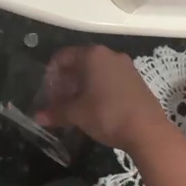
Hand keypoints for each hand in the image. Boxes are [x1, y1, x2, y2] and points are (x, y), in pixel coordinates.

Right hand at [34, 45, 174, 153]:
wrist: (148, 130)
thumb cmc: (107, 114)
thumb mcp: (77, 114)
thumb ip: (56, 112)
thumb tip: (37, 117)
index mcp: (93, 56)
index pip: (63, 57)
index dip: (51, 74)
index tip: (48, 92)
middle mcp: (110, 55)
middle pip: (80, 63)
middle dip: (66, 81)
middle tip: (59, 101)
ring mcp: (126, 67)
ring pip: (96, 71)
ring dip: (82, 86)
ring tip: (75, 106)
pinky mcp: (136, 80)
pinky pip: (110, 79)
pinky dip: (98, 89)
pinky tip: (95, 108)